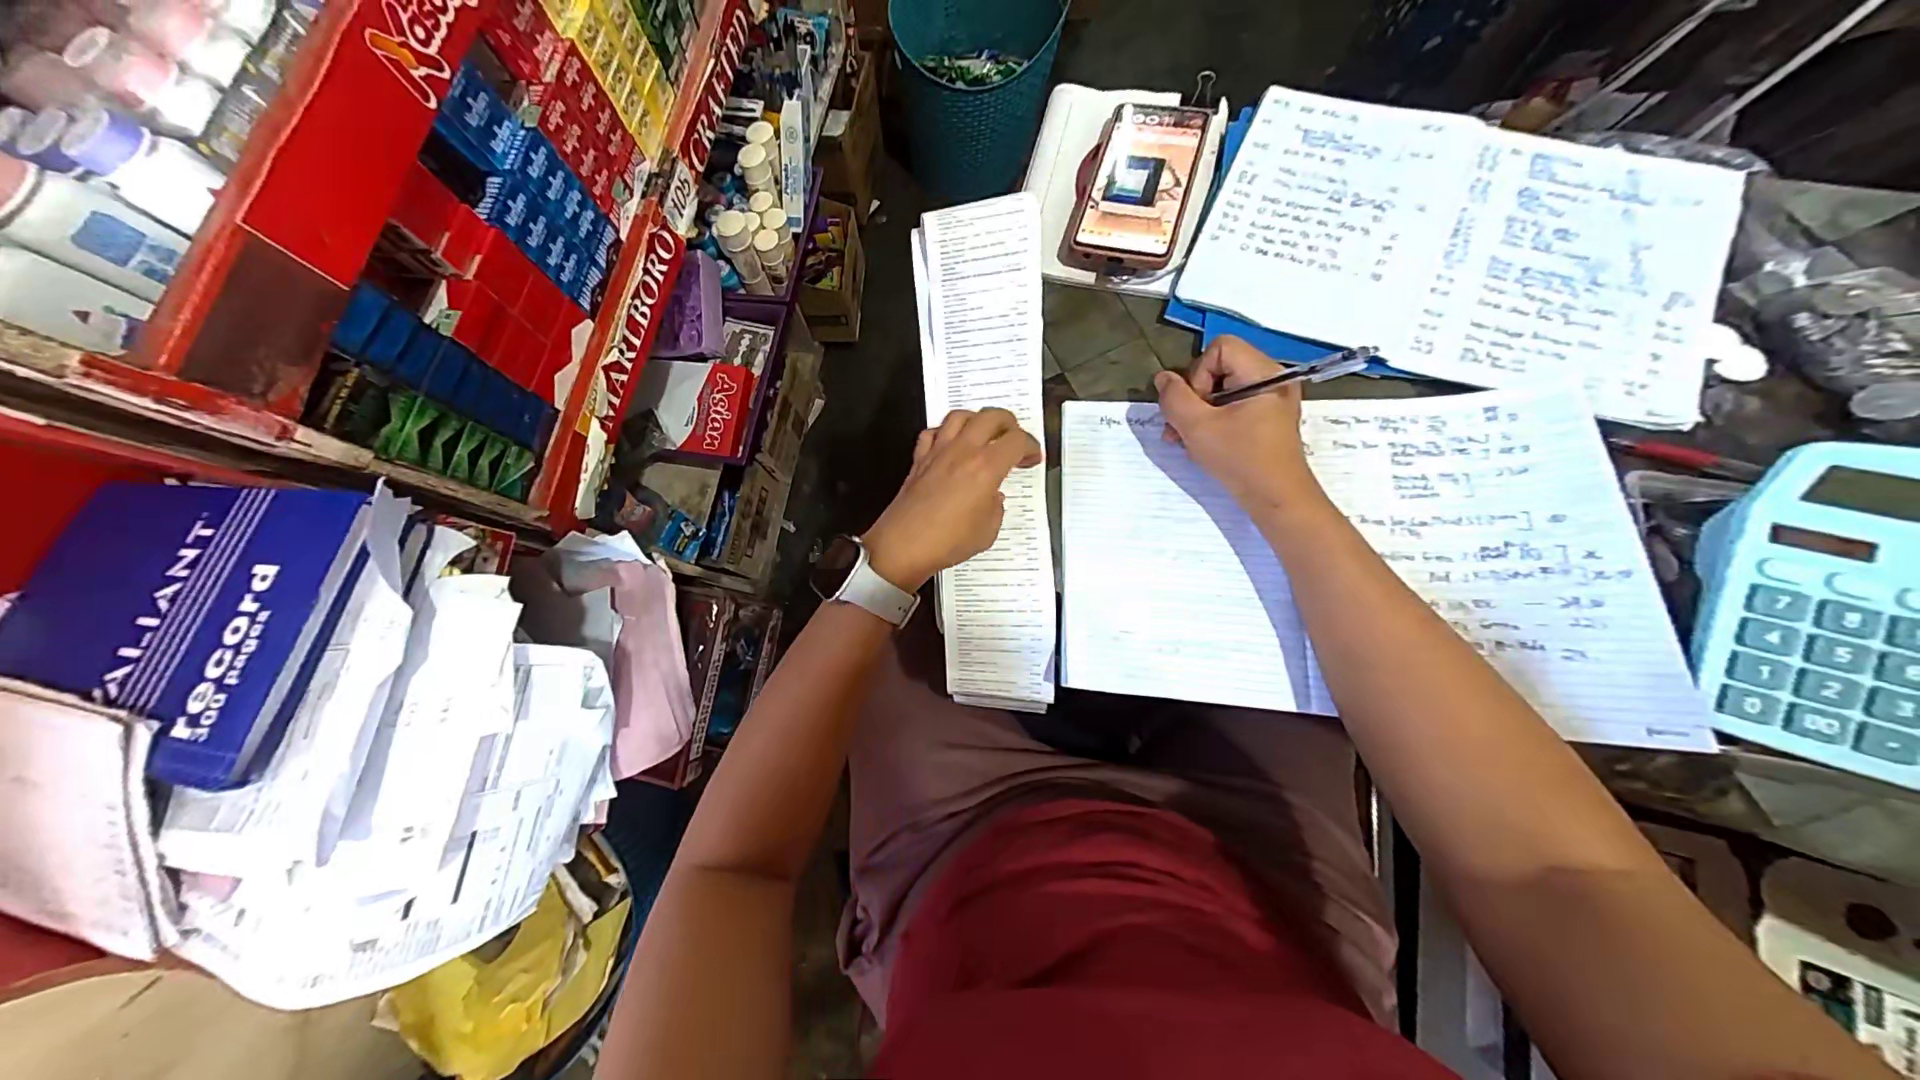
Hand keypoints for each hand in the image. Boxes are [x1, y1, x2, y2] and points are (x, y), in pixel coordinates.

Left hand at [862, 408, 1042, 590]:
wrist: (905, 546)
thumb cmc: (946, 541)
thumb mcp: (988, 531)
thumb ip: (996, 508)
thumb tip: (993, 499)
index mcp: (986, 467)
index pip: (1017, 441)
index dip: (1031, 446)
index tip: (1032, 456)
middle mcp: (962, 452)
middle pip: (991, 417)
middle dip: (1009, 423)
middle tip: (1014, 436)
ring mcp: (938, 452)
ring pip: (960, 416)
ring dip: (977, 419)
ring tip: (983, 432)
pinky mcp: (920, 460)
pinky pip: (932, 433)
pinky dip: (943, 433)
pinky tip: (949, 443)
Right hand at [1154, 335, 1321, 509]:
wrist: (1277, 499)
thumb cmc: (1241, 460)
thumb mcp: (1197, 428)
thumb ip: (1174, 398)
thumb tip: (1163, 378)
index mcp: (1264, 373)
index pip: (1219, 348)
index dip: (1198, 374)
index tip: (1196, 408)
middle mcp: (1272, 379)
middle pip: (1218, 367)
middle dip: (1193, 396)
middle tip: (1181, 427)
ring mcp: (1271, 400)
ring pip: (1221, 389)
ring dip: (1197, 412)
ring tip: (1184, 439)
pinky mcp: (1266, 418)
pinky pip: (1232, 406)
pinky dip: (1212, 421)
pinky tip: (1201, 443)